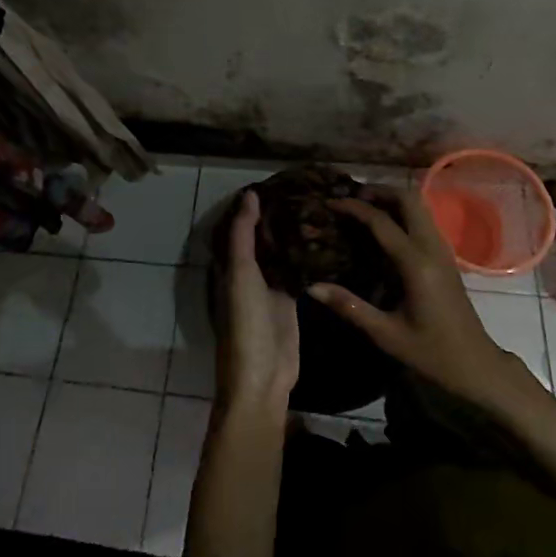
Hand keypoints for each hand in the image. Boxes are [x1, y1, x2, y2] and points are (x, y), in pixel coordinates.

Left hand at [214, 190, 299, 410]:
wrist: (263, 375)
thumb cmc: (245, 322)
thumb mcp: (240, 274)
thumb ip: (242, 236)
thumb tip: (249, 195)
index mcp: (229, 264)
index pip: (239, 225)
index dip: (252, 204)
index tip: (277, 181)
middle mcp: (247, 272)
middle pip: (261, 238)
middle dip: (277, 217)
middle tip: (307, 190)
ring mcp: (269, 287)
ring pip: (280, 253)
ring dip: (293, 235)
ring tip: (319, 208)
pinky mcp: (289, 302)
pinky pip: (297, 273)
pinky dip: (307, 258)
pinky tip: (326, 242)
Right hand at [307, 184, 538, 410]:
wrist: (478, 367)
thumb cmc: (432, 353)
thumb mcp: (386, 334)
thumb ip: (349, 306)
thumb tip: (311, 287)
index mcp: (416, 265)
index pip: (381, 222)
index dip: (353, 208)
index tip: (328, 203)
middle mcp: (432, 250)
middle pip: (408, 200)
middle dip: (377, 192)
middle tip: (349, 198)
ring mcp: (442, 252)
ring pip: (419, 207)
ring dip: (390, 200)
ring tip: (361, 207)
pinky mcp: (445, 259)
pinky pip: (423, 221)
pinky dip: (401, 213)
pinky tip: (381, 228)